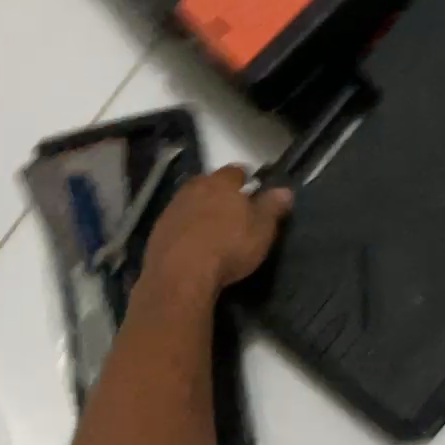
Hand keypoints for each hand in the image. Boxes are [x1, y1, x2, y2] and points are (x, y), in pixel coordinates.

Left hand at [140, 165, 291, 295]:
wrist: (181, 272)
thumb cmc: (229, 247)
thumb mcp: (261, 230)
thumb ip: (272, 207)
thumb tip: (286, 190)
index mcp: (222, 183)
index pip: (235, 171)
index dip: (244, 178)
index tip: (250, 186)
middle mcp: (194, 188)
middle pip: (208, 183)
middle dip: (219, 192)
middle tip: (230, 207)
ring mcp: (173, 207)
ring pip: (190, 201)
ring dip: (200, 209)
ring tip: (211, 226)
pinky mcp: (159, 229)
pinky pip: (177, 221)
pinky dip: (186, 227)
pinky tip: (192, 242)